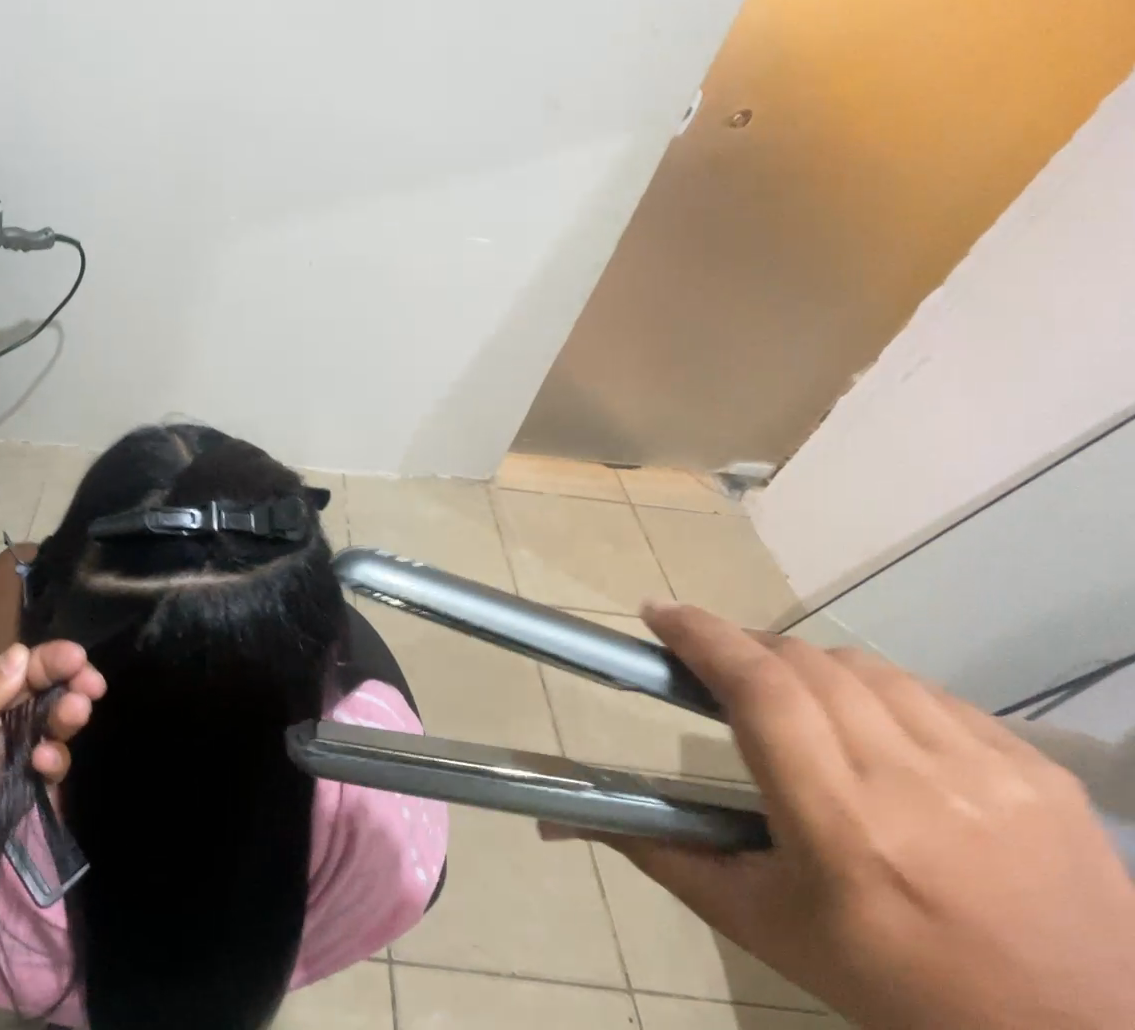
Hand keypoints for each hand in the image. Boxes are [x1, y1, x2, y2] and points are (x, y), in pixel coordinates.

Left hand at [0, 643, 103, 1029]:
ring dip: (65, 717)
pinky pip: (44, 775)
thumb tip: (21, 655)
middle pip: (35, 697)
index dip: (43, 661)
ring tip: (75, 713)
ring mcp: (0, 768)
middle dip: (66, 684)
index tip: (76, 656)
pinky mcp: (14, 804)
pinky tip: (47, 761)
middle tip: (91, 683)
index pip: (7, 673)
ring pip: (46, 731)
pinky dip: (54, 762)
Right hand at [582, 603, 1134, 1028]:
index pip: (763, 692)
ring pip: (869, 669)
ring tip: (785, 697)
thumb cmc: (887, 981)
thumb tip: (555, 818)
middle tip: (709, 664)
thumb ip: (658, 853)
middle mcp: (919, 784)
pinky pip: (932, 695)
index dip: (705, 637)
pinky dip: (876, 692)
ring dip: (807, 668)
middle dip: (744, 648)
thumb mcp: (756, 922)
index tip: (659, 614)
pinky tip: (867, 729)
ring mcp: (992, 771)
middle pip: (809, 665)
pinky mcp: (1040, 770)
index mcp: (842, 826)